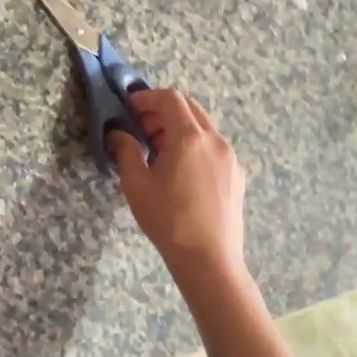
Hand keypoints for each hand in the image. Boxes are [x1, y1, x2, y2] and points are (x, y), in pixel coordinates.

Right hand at [109, 89, 246, 279]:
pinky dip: (194, 144)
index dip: (147, 97)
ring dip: (179, 127)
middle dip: (163, 110)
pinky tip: (180, 169)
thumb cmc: (168, 218)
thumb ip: (126, 150)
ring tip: (158, 150)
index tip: (130, 109)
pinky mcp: (237, 175)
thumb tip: (118, 134)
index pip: (171, 98)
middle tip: (141, 128)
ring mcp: (230, 158)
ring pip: (203, 126)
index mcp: (190, 138)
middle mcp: (215, 141)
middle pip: (190, 107)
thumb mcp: (135, 183)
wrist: (209, 259)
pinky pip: (214, 146)